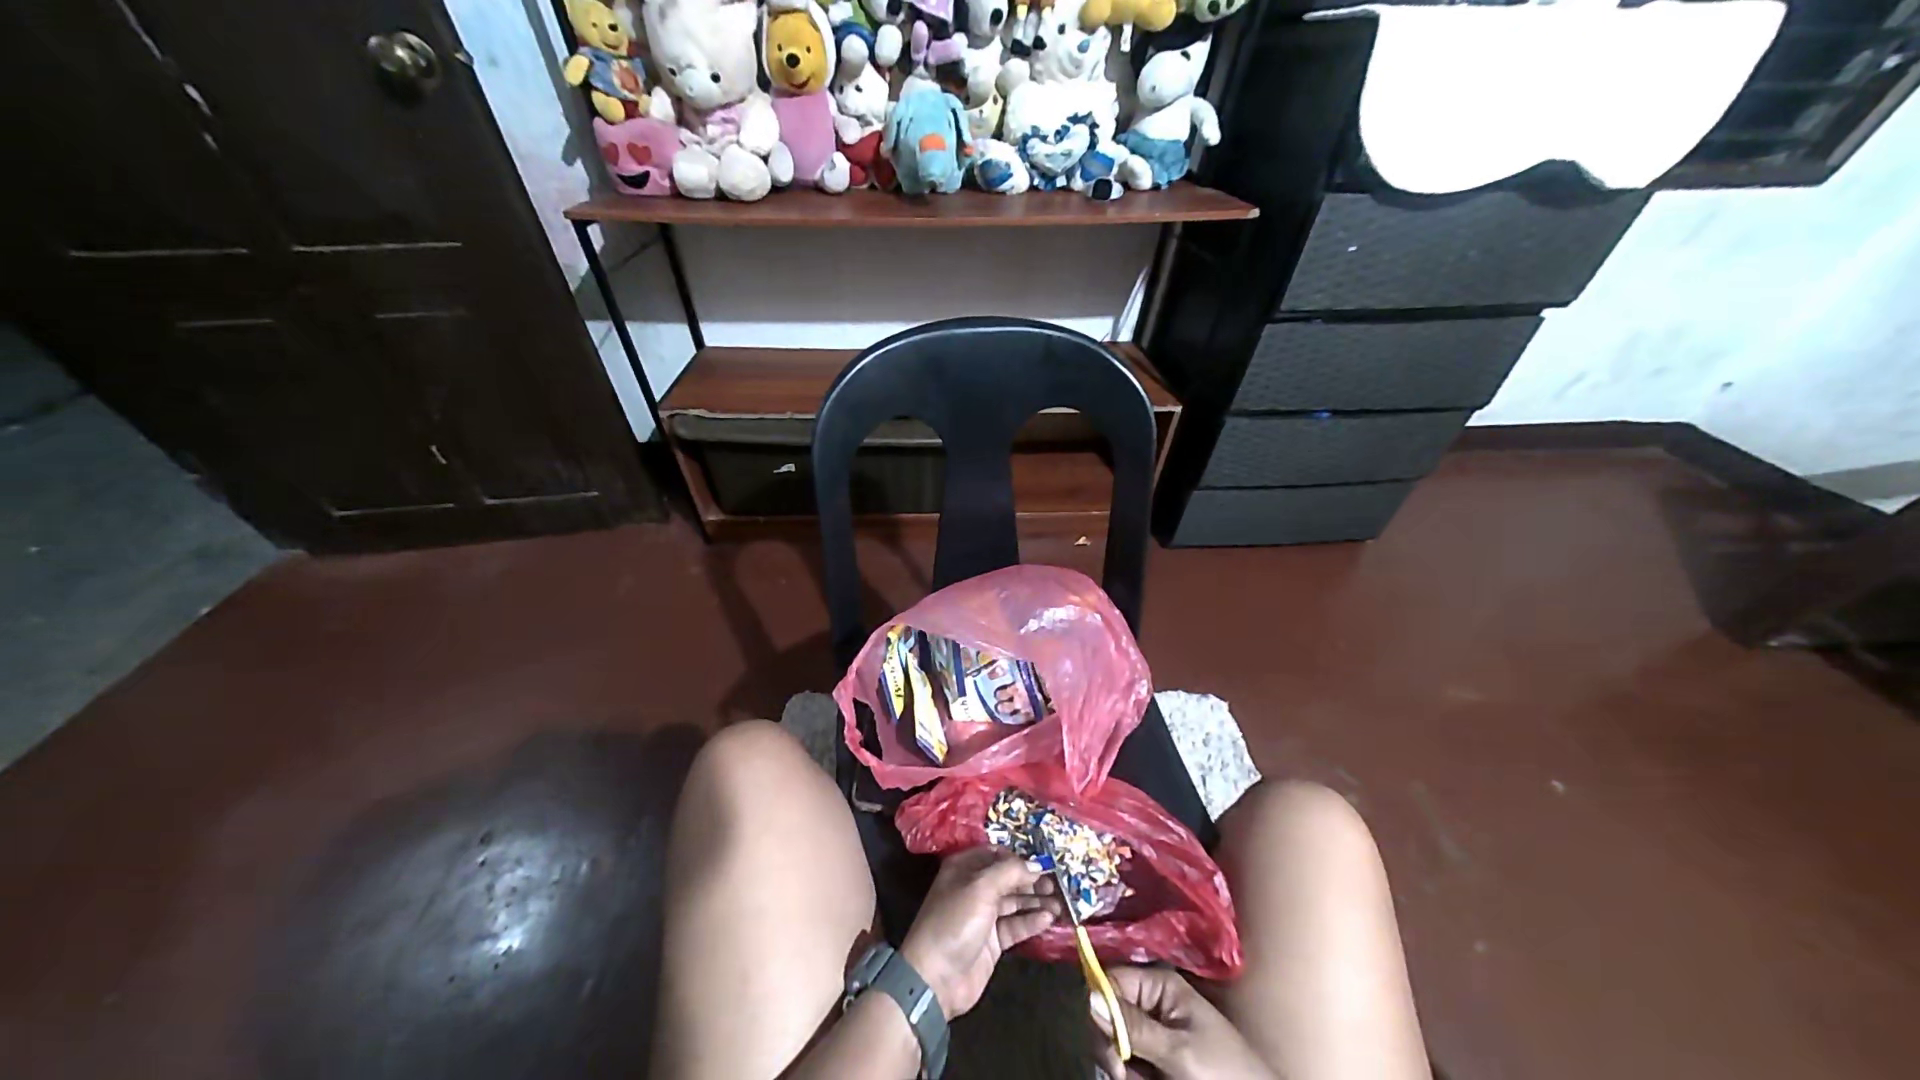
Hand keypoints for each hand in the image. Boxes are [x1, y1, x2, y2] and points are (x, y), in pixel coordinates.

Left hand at [900, 847, 1062, 1018]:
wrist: (936, 977)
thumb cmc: (955, 922)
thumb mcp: (981, 888)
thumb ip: (1010, 872)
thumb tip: (1035, 865)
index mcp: (964, 869)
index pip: (996, 854)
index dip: (1018, 857)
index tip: (1044, 861)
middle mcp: (974, 888)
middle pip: (1008, 878)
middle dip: (1031, 879)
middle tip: (1057, 883)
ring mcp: (983, 915)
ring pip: (1014, 902)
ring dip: (1036, 900)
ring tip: (1060, 902)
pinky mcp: (992, 940)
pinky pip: (1015, 925)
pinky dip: (1031, 921)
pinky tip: (1048, 918)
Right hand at [1090, 966, 1275, 1079]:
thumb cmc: (1224, 1074)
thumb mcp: (1179, 1052)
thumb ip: (1134, 1027)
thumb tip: (1088, 998)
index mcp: (1158, 985)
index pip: (1110, 980)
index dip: (1099, 1006)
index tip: (1105, 1043)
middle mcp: (1149, 1001)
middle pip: (1105, 1012)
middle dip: (1108, 1045)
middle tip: (1122, 1074)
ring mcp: (1150, 1031)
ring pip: (1110, 1041)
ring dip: (1117, 1065)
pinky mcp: (1152, 1058)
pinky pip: (1124, 1062)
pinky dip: (1127, 1075)